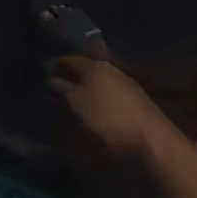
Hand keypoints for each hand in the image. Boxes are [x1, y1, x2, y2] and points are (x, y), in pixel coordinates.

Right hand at [49, 56, 175, 156]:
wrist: (152, 138)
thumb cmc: (108, 117)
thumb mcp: (78, 103)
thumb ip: (63, 89)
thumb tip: (53, 79)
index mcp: (94, 66)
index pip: (70, 59)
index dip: (56, 64)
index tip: (44, 70)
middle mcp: (110, 69)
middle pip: (84, 69)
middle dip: (69, 76)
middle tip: (55, 85)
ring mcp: (125, 83)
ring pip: (97, 80)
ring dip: (83, 87)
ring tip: (72, 99)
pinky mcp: (136, 100)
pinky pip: (108, 91)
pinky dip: (96, 95)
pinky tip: (94, 106)